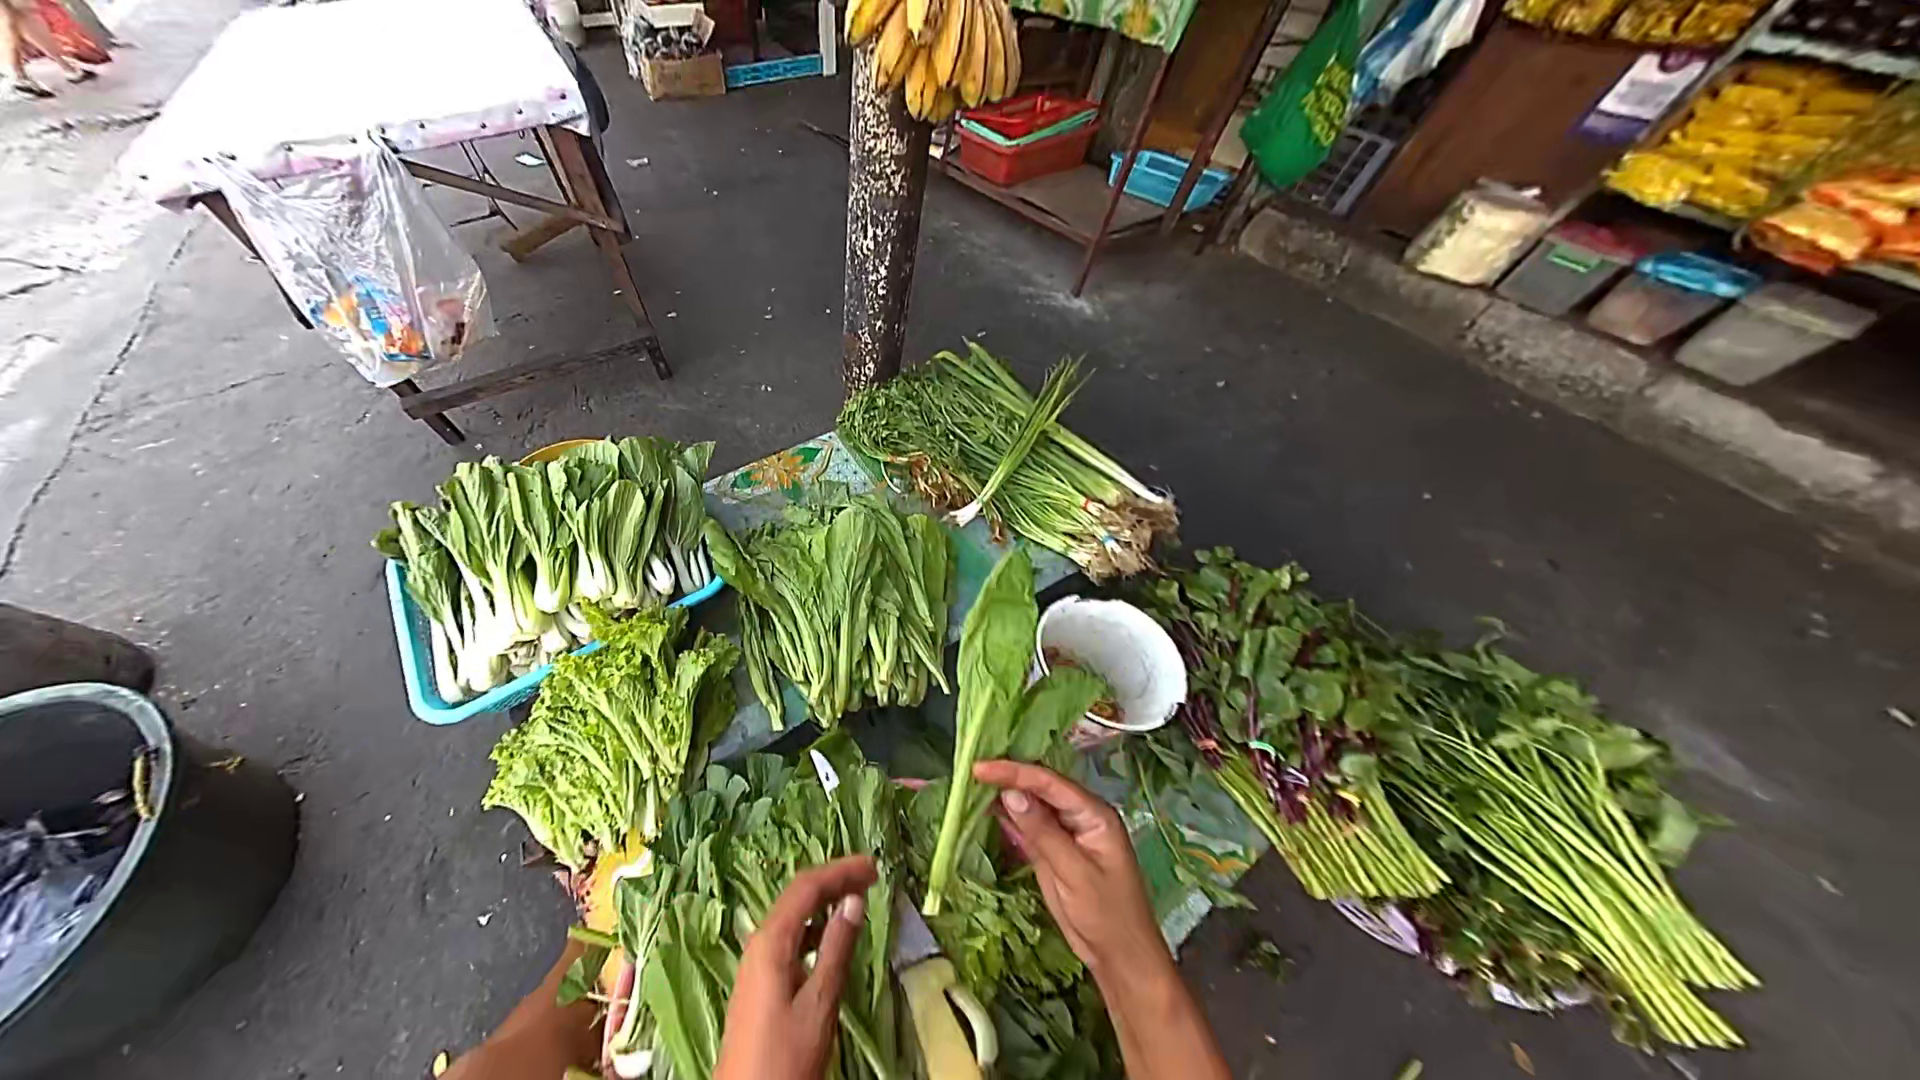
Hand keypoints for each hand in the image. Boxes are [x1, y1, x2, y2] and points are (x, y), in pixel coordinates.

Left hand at [714, 855, 877, 1079]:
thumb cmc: (784, 1060)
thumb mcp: (818, 1004)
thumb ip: (837, 948)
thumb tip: (854, 900)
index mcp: (770, 942)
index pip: (807, 887)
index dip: (841, 871)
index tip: (874, 867)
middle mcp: (759, 943)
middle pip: (798, 895)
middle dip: (834, 880)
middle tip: (871, 876)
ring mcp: (757, 963)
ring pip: (793, 915)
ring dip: (825, 900)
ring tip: (857, 898)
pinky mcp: (760, 981)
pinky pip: (790, 936)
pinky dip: (815, 926)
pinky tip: (832, 936)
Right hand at [971, 760, 1167, 979]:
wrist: (1120, 958)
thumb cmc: (1107, 915)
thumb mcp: (1074, 873)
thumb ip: (1042, 831)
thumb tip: (1010, 793)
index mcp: (1093, 813)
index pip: (1049, 782)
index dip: (1014, 772)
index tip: (980, 768)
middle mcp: (1079, 815)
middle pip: (1040, 787)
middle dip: (1008, 776)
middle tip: (972, 770)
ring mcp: (1065, 832)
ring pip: (1031, 805)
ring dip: (1004, 795)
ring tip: (972, 784)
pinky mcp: (1052, 851)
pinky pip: (1028, 827)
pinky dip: (1008, 819)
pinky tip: (986, 811)